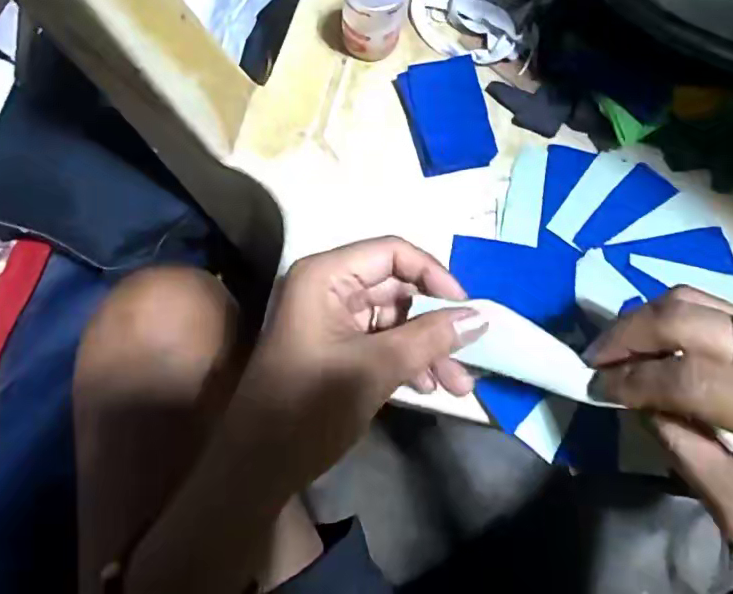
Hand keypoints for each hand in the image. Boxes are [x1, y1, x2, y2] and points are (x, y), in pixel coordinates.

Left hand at [225, 237, 485, 486]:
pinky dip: (409, 359)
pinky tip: (431, 387)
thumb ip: (431, 338)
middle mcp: (328, 287)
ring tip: (458, 385)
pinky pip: (383, 339)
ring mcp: (331, 318)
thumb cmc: (306, 410)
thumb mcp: (375, 370)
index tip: (465, 306)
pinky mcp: (336, 347)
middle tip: (470, 349)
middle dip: (435, 321)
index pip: (393, 252)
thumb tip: (481, 317)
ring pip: (396, 318)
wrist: (250, 479)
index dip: (433, 274)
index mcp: (325, 276)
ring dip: (428, 347)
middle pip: (397, 287)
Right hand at [590, 288, 732, 593]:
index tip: (596, 385)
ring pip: (712, 303)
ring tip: (618, 349)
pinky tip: (655, 347)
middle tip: (597, 356)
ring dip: (656, 320)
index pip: (706, 378)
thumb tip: (635, 398)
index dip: (643, 377)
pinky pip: (727, 317)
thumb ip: (691, 455)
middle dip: (640, 330)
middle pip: (706, 319)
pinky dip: (681, 324)